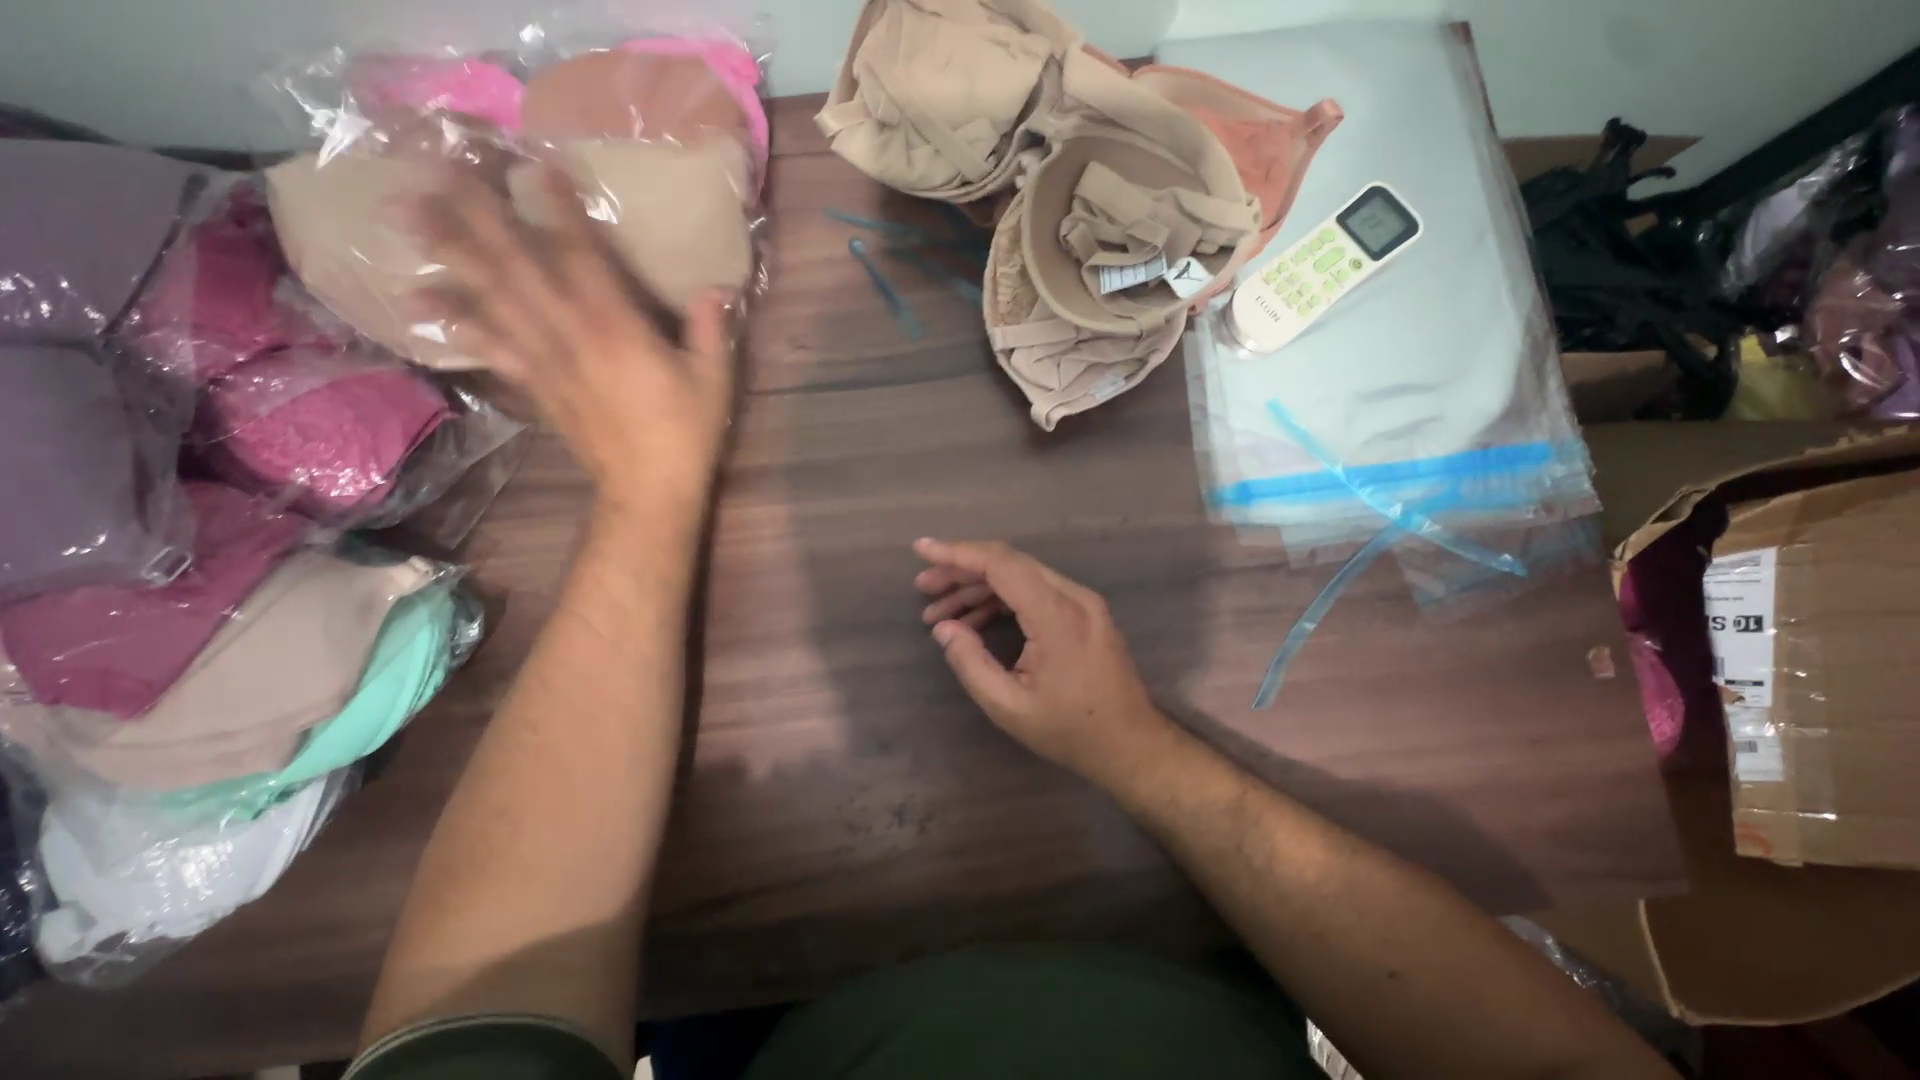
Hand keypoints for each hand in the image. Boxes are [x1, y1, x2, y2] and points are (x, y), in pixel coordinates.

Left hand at [409, 165, 735, 521]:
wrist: (646, 491)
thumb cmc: (686, 433)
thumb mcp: (713, 379)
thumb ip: (711, 329)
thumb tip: (716, 287)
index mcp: (617, 329)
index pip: (582, 258)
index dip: (559, 211)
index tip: (535, 167)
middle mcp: (571, 336)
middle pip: (517, 270)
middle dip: (477, 219)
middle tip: (435, 175)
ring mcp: (545, 361)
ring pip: (492, 300)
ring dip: (451, 257)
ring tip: (408, 218)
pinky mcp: (534, 386)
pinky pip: (490, 348)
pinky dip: (456, 323)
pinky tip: (422, 303)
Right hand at [913, 538, 1171, 783]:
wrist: (1131, 744)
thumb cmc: (1070, 731)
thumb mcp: (1009, 707)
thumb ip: (971, 663)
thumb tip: (944, 628)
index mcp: (1057, 616)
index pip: (1001, 564)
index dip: (957, 553)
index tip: (922, 550)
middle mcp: (1074, 597)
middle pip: (1010, 564)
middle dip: (961, 570)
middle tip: (922, 587)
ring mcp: (1084, 603)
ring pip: (1022, 576)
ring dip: (979, 587)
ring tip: (939, 612)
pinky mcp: (1086, 613)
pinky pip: (1037, 591)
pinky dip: (1003, 598)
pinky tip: (974, 620)